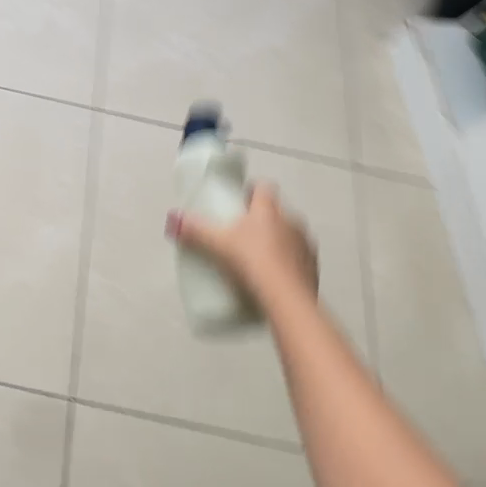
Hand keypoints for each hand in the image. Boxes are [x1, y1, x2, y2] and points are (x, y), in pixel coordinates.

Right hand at [168, 185, 318, 300]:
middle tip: (242, 233)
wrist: (287, 299)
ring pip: (290, 235)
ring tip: (259, 258)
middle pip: (277, 211)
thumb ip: (194, 230)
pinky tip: (275, 279)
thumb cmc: (250, 262)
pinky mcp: (314, 268)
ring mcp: (306, 245)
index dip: (252, 190)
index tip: (239, 201)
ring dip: (279, 241)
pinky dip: (289, 264)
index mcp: (268, 210)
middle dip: (263, 218)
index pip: (264, 187)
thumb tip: (171, 219)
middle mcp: (291, 221)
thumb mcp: (216, 245)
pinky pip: (300, 260)